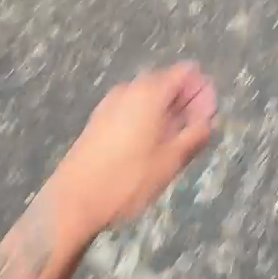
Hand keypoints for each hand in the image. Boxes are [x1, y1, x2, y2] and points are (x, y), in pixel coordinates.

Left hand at [40, 63, 218, 244]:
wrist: (68, 206)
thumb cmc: (125, 180)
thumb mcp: (172, 160)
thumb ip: (197, 134)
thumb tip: (208, 121)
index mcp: (150, 91)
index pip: (189, 72)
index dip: (204, 93)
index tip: (206, 122)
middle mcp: (130, 88)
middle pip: (170, 82)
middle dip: (187, 104)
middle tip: (193, 135)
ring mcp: (110, 103)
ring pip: (151, 97)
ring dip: (168, 114)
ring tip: (171, 147)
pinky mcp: (98, 121)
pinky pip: (133, 109)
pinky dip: (147, 121)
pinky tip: (146, 151)